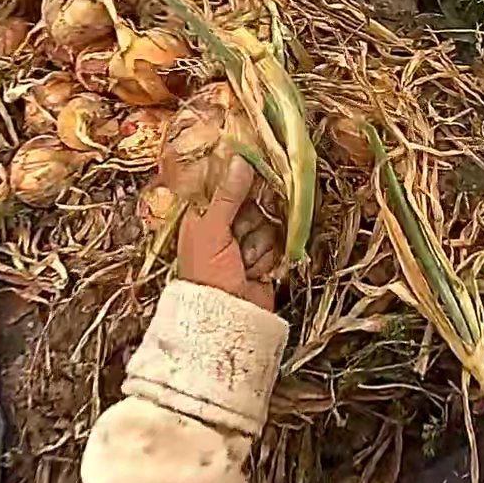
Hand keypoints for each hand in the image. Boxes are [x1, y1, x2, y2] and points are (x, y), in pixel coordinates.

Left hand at [177, 155, 279, 310]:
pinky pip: (278, 239)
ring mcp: (247, 239)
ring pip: (270, 218)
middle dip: (255, 214)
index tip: (258, 171)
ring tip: (246, 260)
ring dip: (262, 240)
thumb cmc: (206, 277)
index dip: (244, 176)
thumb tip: (240, 159)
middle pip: (255, 198)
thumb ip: (227, 195)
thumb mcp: (210, 231)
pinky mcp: (266, 254)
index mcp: (204, 213)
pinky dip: (270, 254)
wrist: (225, 323)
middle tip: (245, 229)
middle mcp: (226, 222)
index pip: (229, 181)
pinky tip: (256, 269)